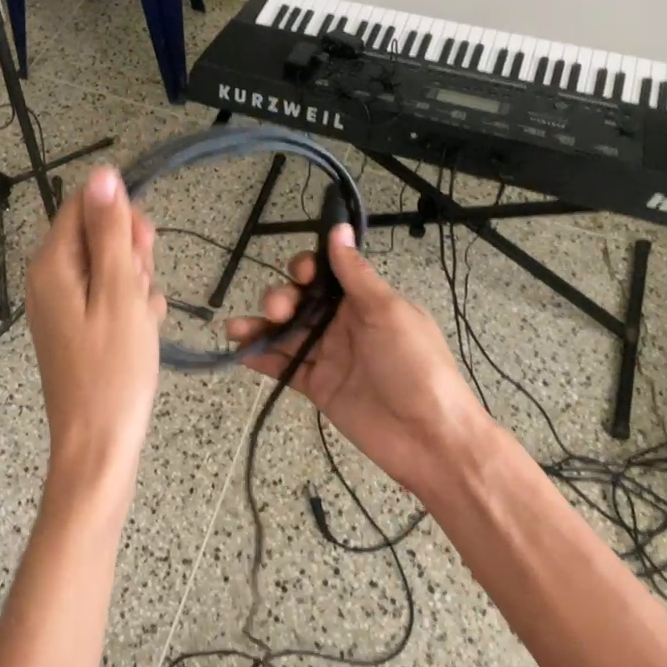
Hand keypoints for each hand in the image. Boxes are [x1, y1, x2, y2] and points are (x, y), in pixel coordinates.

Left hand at [26, 167, 165, 489]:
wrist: (97, 446)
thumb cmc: (113, 371)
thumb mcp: (118, 292)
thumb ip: (110, 231)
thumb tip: (101, 173)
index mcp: (52, 264)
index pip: (83, 205)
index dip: (120, 216)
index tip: (144, 247)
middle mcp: (48, 279)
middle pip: (95, 235)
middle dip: (129, 254)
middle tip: (141, 290)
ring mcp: (60, 306)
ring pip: (106, 267)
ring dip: (134, 283)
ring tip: (142, 319)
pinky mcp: (75, 330)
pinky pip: (105, 298)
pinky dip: (128, 308)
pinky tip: (141, 333)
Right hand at [228, 225, 491, 493]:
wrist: (430, 438)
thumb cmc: (416, 366)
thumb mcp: (388, 312)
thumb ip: (355, 273)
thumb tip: (340, 228)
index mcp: (365, 302)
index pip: (327, 274)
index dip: (307, 269)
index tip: (301, 274)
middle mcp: (344, 324)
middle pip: (300, 302)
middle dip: (281, 298)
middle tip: (277, 310)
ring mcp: (329, 356)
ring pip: (287, 333)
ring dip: (260, 326)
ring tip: (236, 328)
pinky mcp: (319, 387)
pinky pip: (284, 367)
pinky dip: (261, 359)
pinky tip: (241, 352)